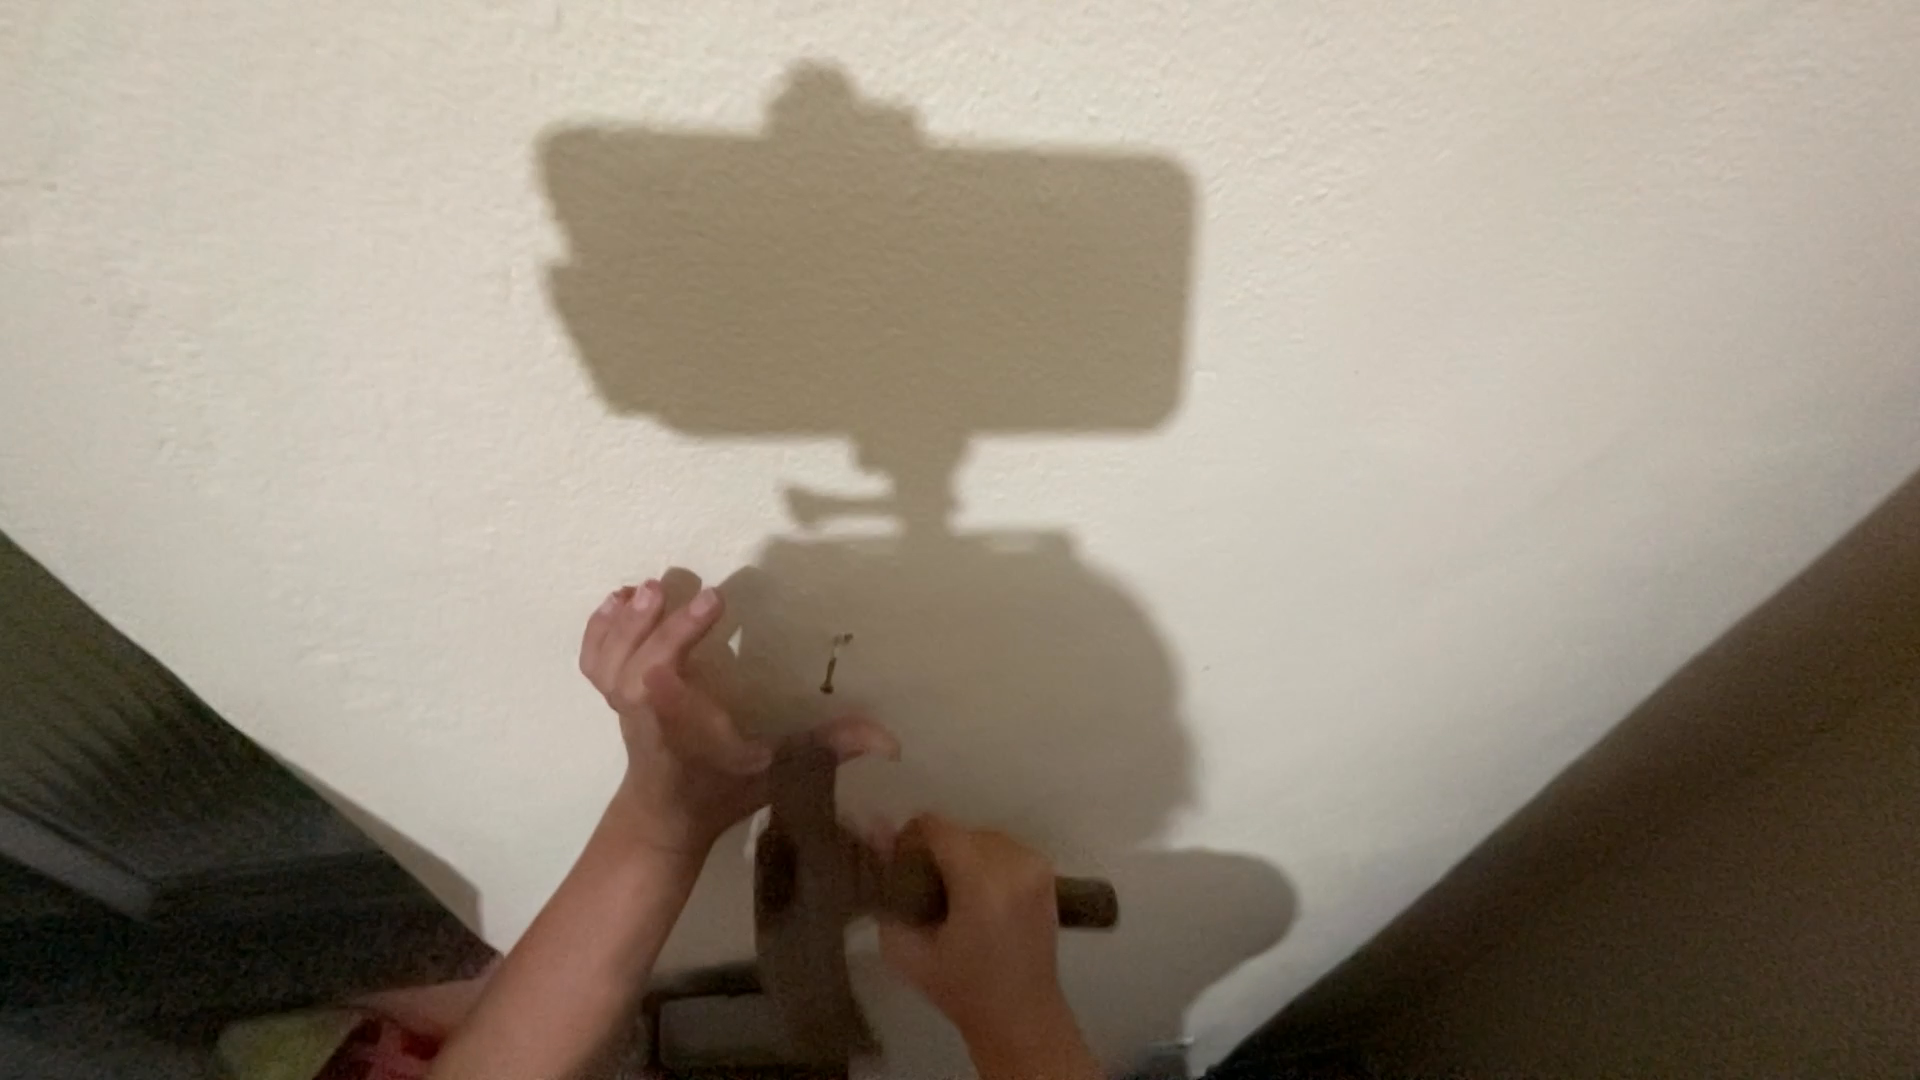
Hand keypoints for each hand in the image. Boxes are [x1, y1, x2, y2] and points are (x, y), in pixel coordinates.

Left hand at [578, 579, 897, 858]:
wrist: (662, 818)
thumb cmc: (722, 793)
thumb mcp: (783, 775)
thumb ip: (830, 752)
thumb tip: (892, 741)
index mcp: (685, 738)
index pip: (668, 694)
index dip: (681, 645)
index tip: (714, 603)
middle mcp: (648, 721)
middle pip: (635, 672)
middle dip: (662, 630)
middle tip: (698, 591)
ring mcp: (622, 709)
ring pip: (609, 664)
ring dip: (628, 624)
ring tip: (652, 587)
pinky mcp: (613, 698)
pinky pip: (594, 661)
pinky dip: (600, 629)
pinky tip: (618, 600)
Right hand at [878, 816, 1095, 1077]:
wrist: (1021, 1016)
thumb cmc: (961, 990)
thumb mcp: (908, 952)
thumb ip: (888, 893)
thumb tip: (875, 833)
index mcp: (981, 884)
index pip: (937, 827)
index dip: (912, 840)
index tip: (904, 867)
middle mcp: (1013, 865)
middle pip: (959, 831)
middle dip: (939, 852)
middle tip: (928, 888)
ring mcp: (1034, 865)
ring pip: (982, 836)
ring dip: (964, 854)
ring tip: (956, 892)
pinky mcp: (1046, 871)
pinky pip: (1004, 847)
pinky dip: (988, 861)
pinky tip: (981, 894)